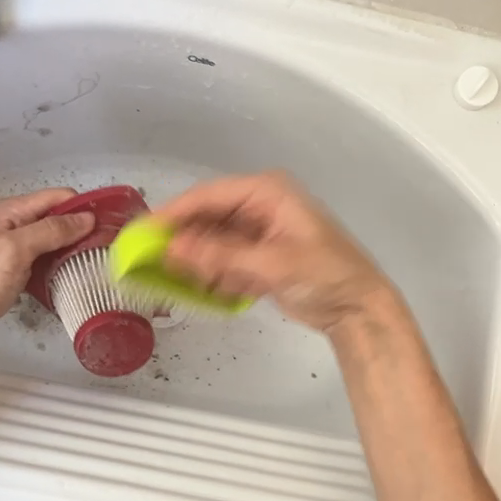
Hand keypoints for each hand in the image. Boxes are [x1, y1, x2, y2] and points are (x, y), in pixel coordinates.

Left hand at [0, 189, 94, 355]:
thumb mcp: (16, 250)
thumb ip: (51, 230)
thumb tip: (86, 218)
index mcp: (9, 212)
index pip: (56, 198)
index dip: (82, 207)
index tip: (108, 223)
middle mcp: (11, 225)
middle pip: (55, 218)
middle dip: (80, 228)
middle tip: (106, 246)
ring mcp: (11, 249)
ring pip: (51, 241)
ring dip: (71, 249)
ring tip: (93, 262)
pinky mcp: (13, 272)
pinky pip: (43, 261)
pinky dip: (57, 266)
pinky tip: (70, 277)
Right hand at [157, 171, 395, 332]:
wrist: (359, 308)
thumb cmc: (325, 275)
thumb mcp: (272, 264)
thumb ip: (220, 256)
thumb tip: (172, 250)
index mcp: (267, 192)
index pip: (208, 196)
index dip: (173, 214)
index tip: (141, 233)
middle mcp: (260, 206)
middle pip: (207, 218)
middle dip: (181, 240)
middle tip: (148, 261)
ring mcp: (260, 232)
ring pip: (213, 241)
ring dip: (196, 262)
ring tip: (170, 280)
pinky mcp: (260, 257)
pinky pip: (225, 261)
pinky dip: (213, 276)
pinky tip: (202, 291)